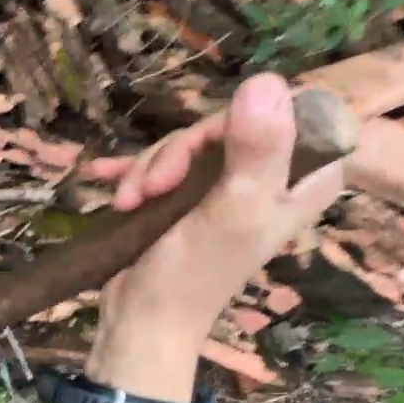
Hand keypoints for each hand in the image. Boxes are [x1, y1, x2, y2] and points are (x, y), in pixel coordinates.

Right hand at [79, 74, 344, 400]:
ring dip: (144, 170)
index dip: (228, 124)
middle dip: (173, 155)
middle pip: (221, 128)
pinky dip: (127, 171)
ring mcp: (221, 189)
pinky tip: (98, 175)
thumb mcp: (232, 209)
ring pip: (183, 148)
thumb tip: (262, 80)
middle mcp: (270, 177)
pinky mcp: (180, 202)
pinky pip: (156, 168)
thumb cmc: (193, 275)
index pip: (279, 112)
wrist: (143, 322)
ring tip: (124, 203)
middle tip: (147, 189)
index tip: (190, 158)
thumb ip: (257, 147)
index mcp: (305, 176)